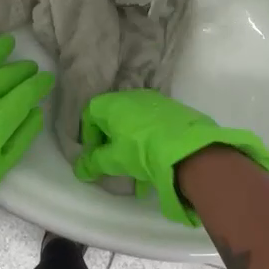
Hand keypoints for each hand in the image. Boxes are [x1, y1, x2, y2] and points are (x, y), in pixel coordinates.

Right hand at [73, 90, 268, 226]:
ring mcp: (157, 102)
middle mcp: (134, 96)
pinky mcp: (176, 112)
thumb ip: (93, 163)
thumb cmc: (140, 150)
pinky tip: (155, 164)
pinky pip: (154, 127)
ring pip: (135, 124)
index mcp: (113, 103)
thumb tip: (79, 169)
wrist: (188, 149)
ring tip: (137, 171)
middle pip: (114, 118)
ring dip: (131, 145)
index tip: (94, 156)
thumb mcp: (113, 160)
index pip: (90, 114)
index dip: (88, 136)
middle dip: (111, 141)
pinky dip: (149, 143)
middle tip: (113, 162)